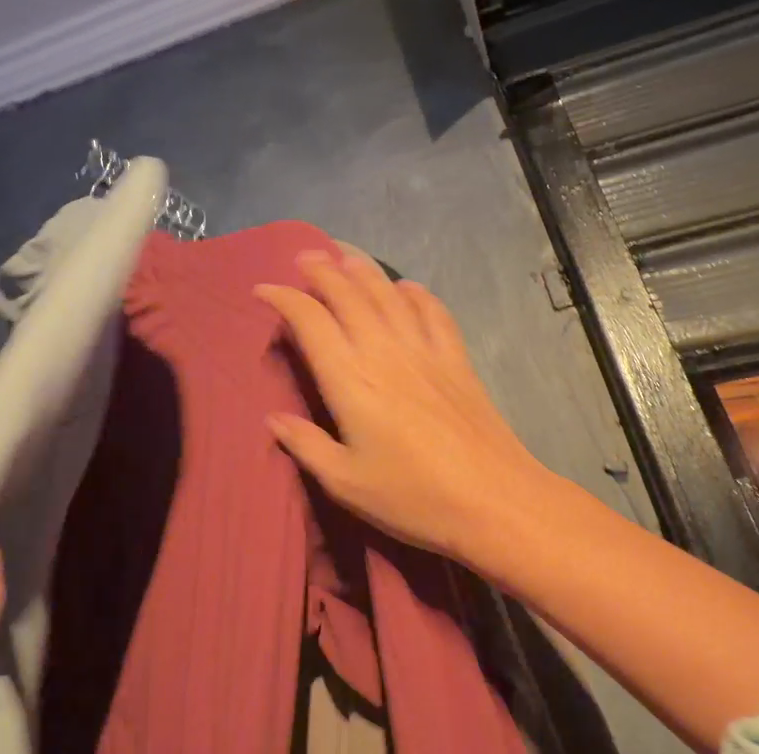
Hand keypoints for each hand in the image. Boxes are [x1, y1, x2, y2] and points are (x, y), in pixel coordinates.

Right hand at [255, 252, 546, 569]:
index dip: (283, 298)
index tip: (263, 290)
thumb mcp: (345, 482)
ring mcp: (424, 350)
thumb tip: (272, 418)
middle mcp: (383, 350)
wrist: (496, 502)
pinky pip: (433, 311)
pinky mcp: (456, 359)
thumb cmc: (413, 497)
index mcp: (349, 378)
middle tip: (302, 258)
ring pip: (388, 293)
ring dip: (362, 269)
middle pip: (348, 293)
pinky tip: (406, 287)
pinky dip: (415, 293)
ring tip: (343, 255)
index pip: (309, 320)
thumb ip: (306, 445)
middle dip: (321, 270)